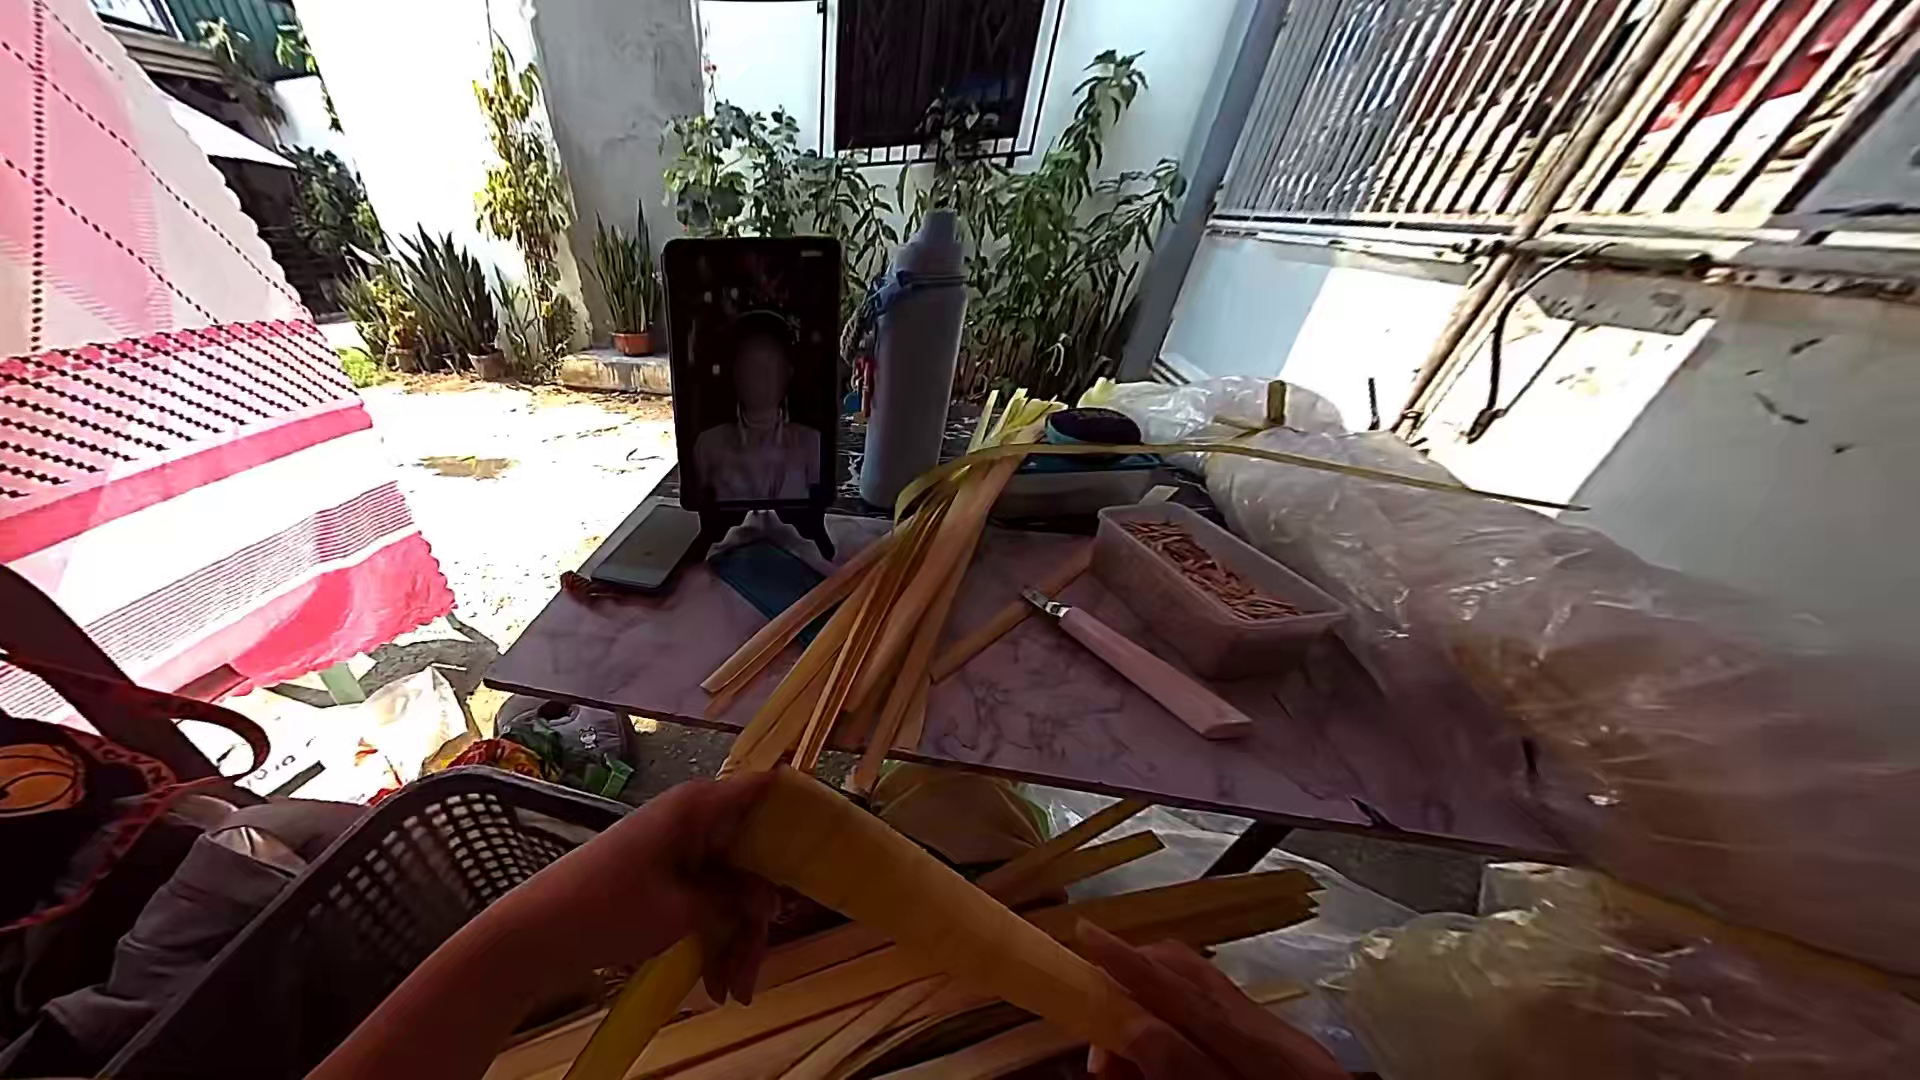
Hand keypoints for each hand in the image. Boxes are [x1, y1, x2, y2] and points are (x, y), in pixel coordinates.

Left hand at [489, 771, 778, 1005]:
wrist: (529, 938)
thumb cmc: (607, 908)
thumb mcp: (680, 912)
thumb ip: (733, 902)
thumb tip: (774, 901)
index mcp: (701, 806)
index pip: (764, 788)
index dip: (798, 804)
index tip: (826, 837)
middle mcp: (697, 818)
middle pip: (751, 856)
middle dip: (757, 914)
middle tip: (757, 965)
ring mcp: (682, 846)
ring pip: (732, 883)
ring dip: (736, 935)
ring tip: (733, 988)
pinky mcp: (669, 873)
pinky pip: (708, 896)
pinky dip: (714, 934)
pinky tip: (715, 980)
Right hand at [1078, 921, 1346, 1079]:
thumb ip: (1184, 1066)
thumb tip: (1130, 1022)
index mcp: (1252, 1039)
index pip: (1174, 984)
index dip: (1123, 958)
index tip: (1083, 932)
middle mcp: (1261, 1022)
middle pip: (1186, 972)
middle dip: (1134, 976)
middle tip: (1099, 1026)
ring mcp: (1273, 1032)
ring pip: (1198, 986)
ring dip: (1153, 997)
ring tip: (1123, 1047)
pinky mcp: (1278, 1045)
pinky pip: (1215, 1008)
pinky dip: (1180, 1015)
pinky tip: (1167, 1047)